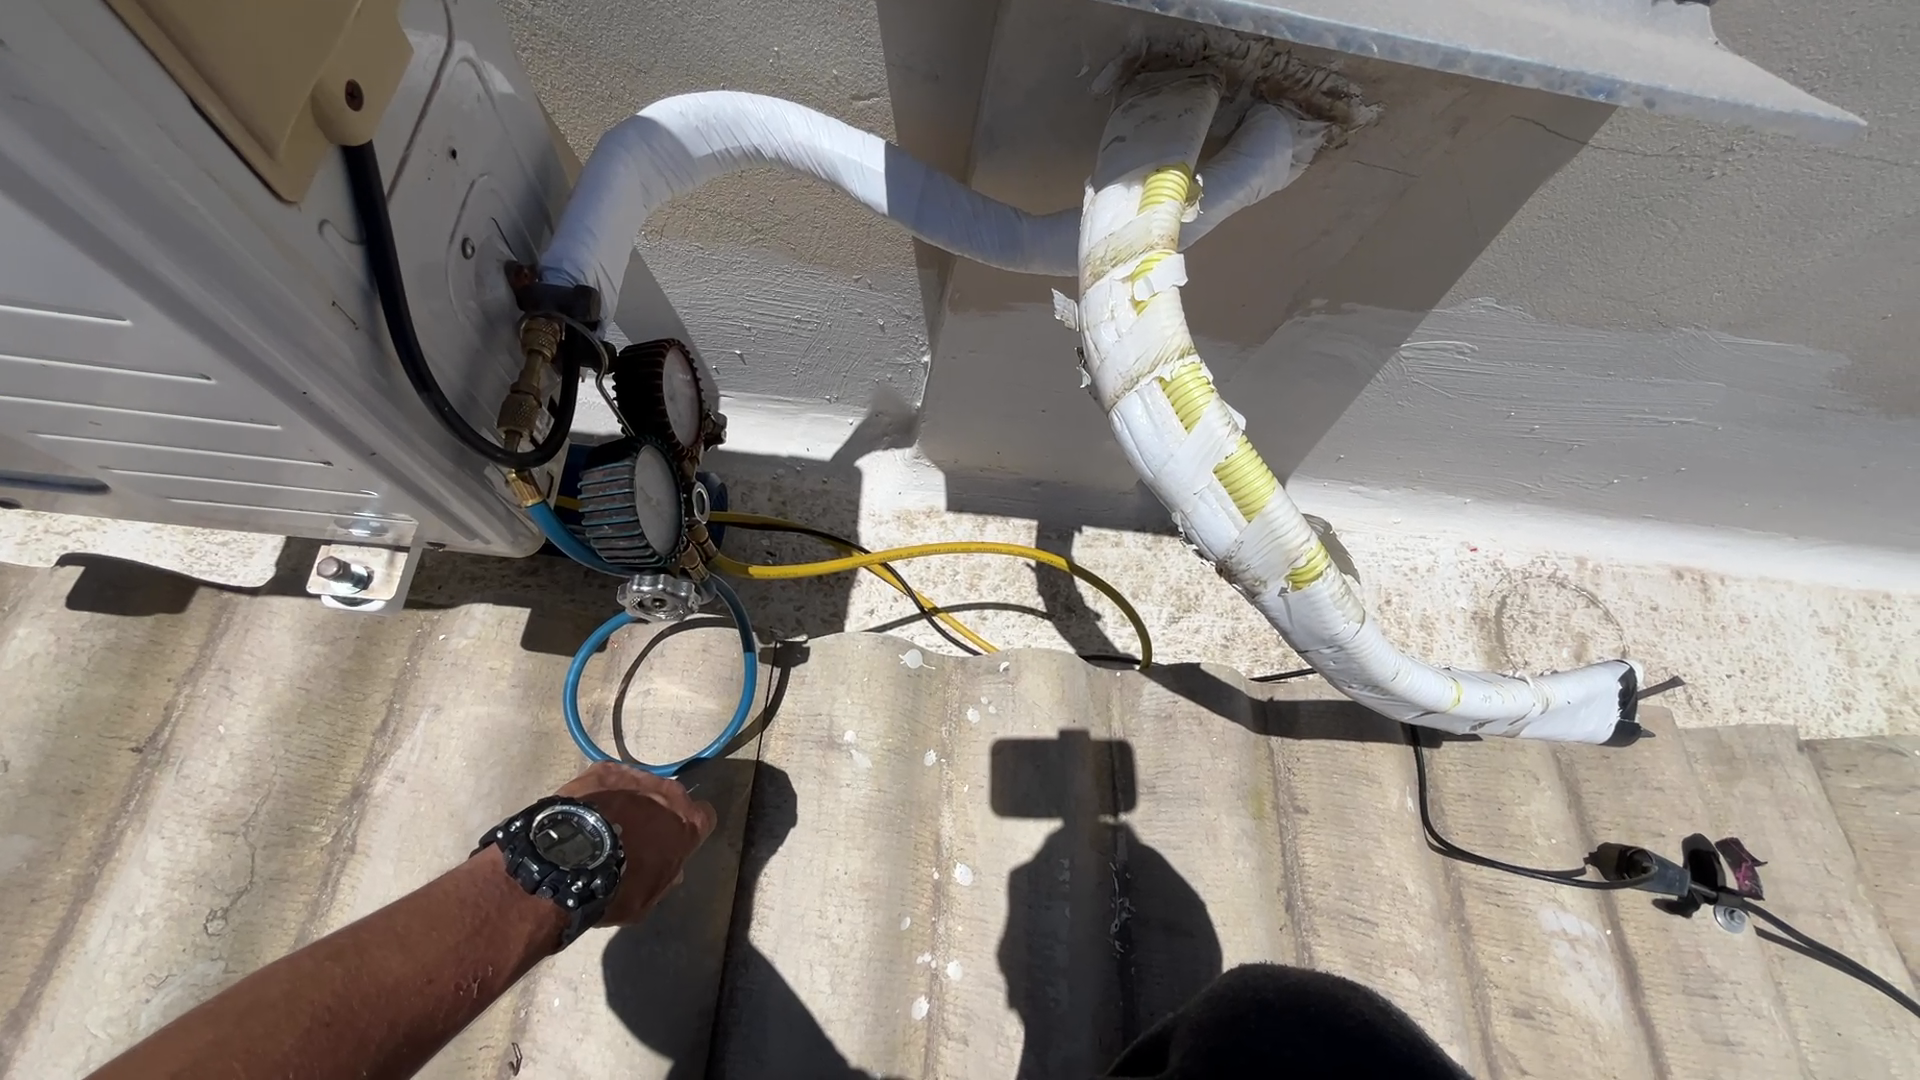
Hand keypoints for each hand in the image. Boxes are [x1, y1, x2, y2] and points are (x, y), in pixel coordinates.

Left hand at [555, 762, 716, 923]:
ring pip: (641, 786)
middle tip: (636, 836)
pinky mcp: (605, 770)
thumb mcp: (645, 900)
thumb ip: (664, 879)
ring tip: (604, 824)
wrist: (566, 863)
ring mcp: (638, 776)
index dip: (688, 830)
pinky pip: (610, 779)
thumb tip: (672, 872)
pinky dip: (602, 792)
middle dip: (659, 813)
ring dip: (630, 801)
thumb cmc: (614, 887)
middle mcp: (671, 793)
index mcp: (688, 824)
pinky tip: (585, 810)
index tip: (674, 842)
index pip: (704, 818)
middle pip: (673, 799)